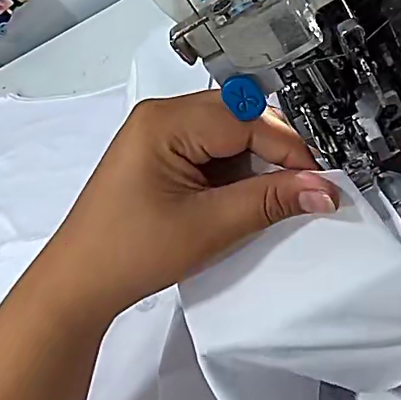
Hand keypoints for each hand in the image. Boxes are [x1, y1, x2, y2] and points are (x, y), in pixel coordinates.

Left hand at [24, 91, 339, 325]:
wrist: (80, 282)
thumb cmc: (125, 252)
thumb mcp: (209, 226)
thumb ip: (270, 201)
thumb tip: (320, 188)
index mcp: (164, 121)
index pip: (247, 118)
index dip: (289, 147)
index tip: (318, 178)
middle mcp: (160, 116)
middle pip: (240, 117)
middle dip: (275, 151)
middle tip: (303, 187)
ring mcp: (158, 132)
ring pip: (230, 131)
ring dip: (255, 161)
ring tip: (267, 198)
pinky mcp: (161, 152)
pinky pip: (212, 146)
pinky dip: (234, 169)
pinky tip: (238, 197)